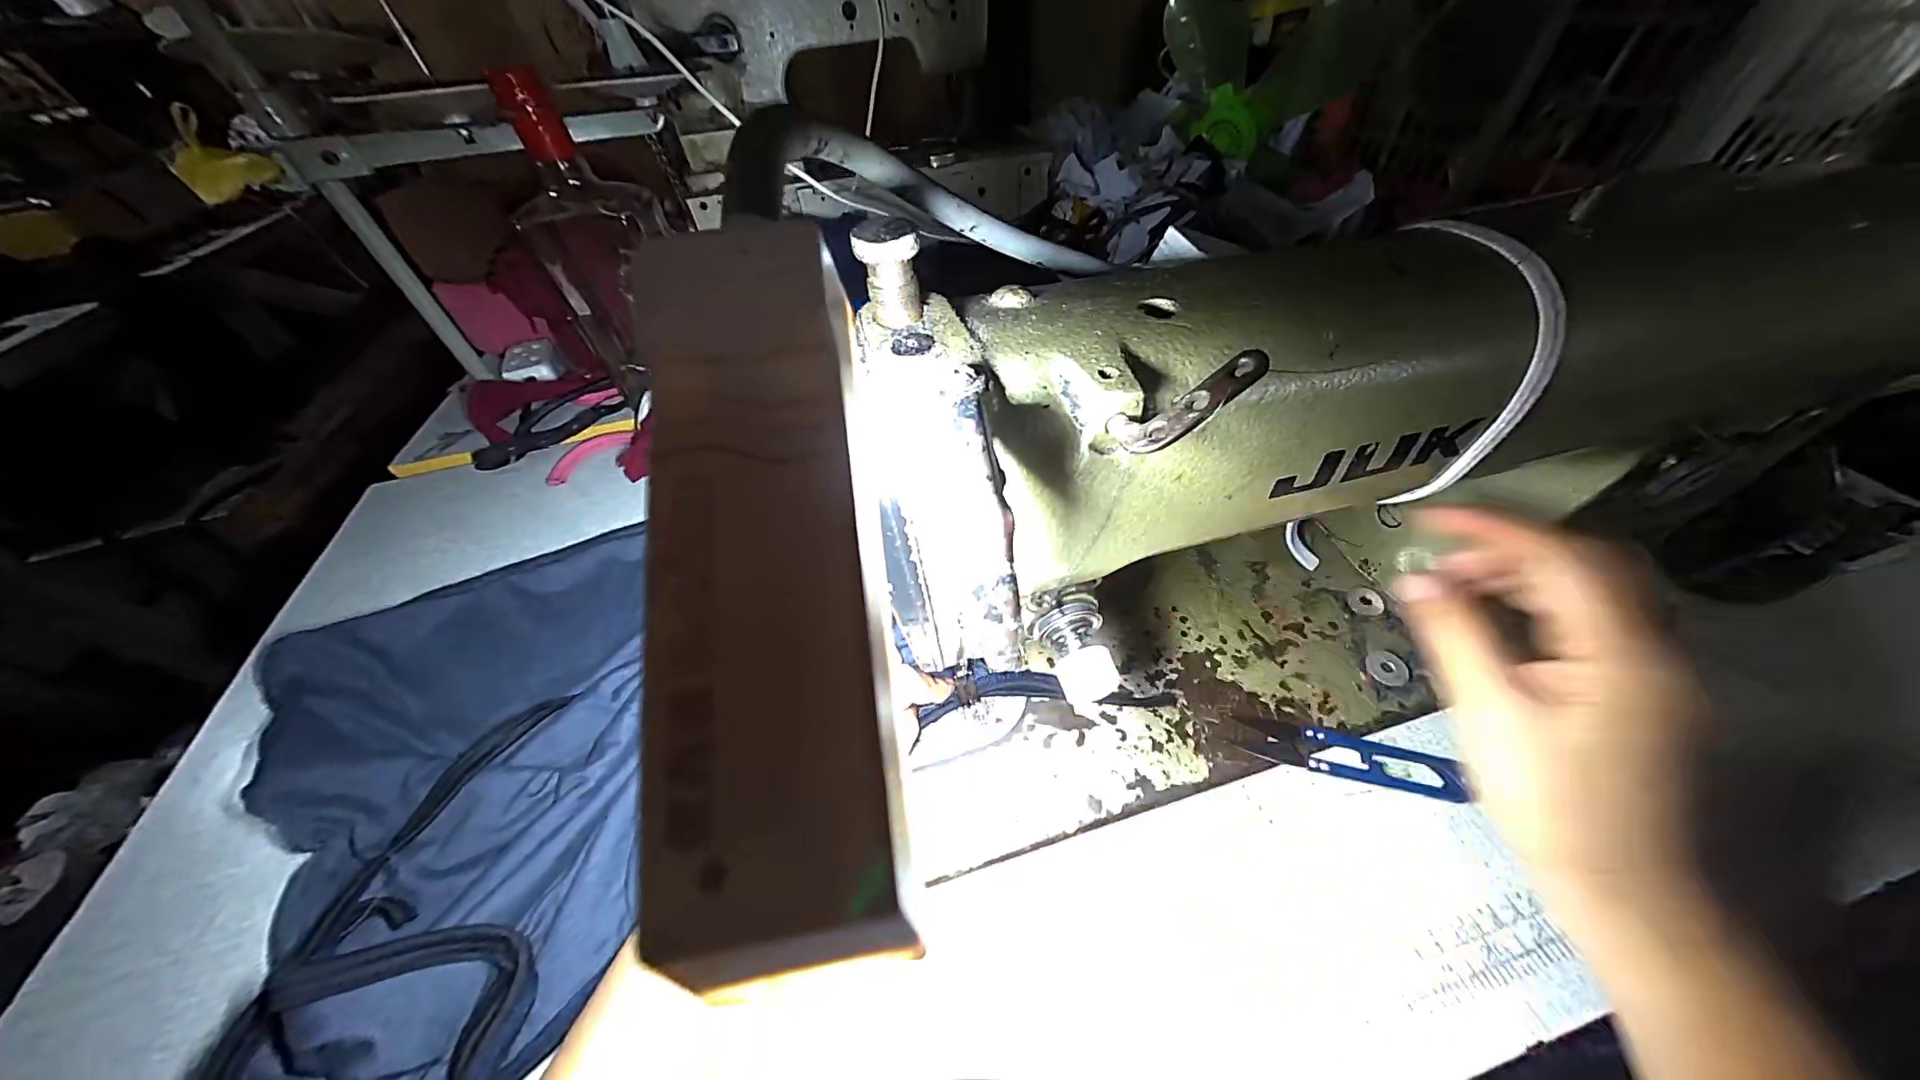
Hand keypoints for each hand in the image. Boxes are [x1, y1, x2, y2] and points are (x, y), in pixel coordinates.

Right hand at [1395, 507, 1711, 911]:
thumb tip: (1417, 579)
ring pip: (1588, 592)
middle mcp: (1648, 652)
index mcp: (1618, 652)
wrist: (1613, 881)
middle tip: (1446, 560)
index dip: (1491, 528)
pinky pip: (1587, 622)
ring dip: (1522, 577)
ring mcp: (1647, 673)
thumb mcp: (1487, 710)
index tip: (1433, 519)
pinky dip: (1536, 606)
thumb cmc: (1549, 802)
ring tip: (1459, 589)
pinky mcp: (1633, 692)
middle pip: (1585, 565)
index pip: (1557, 557)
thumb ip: (1452, 634)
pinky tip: (1495, 625)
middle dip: (1509, 548)